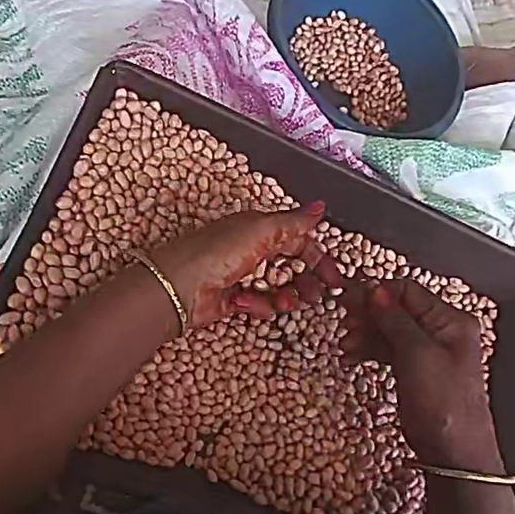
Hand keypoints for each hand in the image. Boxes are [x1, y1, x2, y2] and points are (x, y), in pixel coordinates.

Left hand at [147, 203, 345, 327]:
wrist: (179, 286)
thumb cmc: (217, 252)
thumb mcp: (262, 230)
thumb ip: (294, 222)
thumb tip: (320, 207)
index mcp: (259, 228)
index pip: (298, 241)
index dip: (318, 259)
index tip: (334, 278)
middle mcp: (251, 249)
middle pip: (290, 267)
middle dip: (305, 282)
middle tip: (315, 296)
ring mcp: (242, 275)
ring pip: (277, 288)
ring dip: (284, 297)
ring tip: (284, 303)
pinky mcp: (233, 298)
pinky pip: (258, 304)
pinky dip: (257, 306)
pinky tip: (246, 303)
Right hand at [339, 278, 502, 470]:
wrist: (454, 455)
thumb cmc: (442, 405)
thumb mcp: (416, 355)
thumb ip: (394, 320)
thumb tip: (375, 290)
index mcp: (451, 320)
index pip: (408, 290)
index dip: (376, 293)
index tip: (346, 299)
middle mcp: (443, 331)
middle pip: (398, 309)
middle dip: (367, 315)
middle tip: (342, 324)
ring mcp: (430, 353)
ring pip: (391, 331)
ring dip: (365, 334)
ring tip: (344, 346)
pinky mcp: (418, 372)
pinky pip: (391, 351)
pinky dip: (371, 351)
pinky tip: (353, 357)